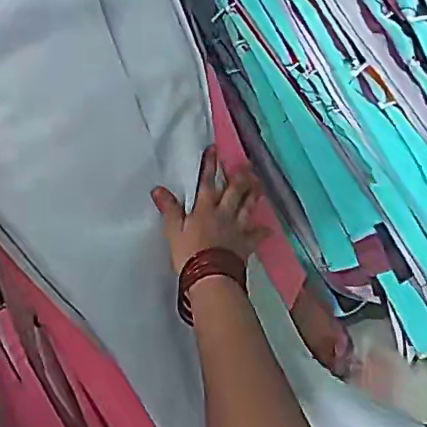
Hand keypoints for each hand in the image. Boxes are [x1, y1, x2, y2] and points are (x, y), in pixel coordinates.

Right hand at [151, 147, 268, 270]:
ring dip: (254, 195)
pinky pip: (256, 236)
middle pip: (234, 191)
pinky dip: (262, 231)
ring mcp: (237, 228)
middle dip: (240, 176)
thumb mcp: (174, 231)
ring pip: (248, 207)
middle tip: (248, 165)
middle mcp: (223, 214)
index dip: (210, 165)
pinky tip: (268, 229)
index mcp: (205, 209)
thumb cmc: (189, 253)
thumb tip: (158, 190)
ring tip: (259, 184)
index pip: (207, 182)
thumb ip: (169, 209)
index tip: (215, 150)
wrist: (211, 276)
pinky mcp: (245, 244)